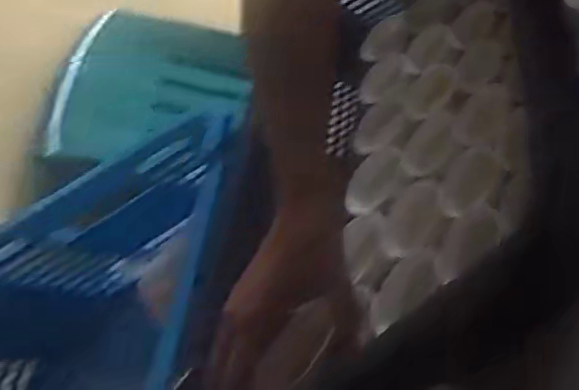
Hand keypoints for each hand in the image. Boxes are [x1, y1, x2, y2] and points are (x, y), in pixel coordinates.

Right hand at [208, 199, 357, 389]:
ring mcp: (233, 305)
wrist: (304, 206)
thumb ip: (345, 318)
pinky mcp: (242, 292)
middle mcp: (231, 321)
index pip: (234, 377)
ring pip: (223, 351)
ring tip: (262, 377)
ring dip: (235, 368)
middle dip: (237, 383)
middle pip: (221, 369)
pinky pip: (230, 334)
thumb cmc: (318, 245)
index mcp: (248, 325)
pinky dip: (240, 348)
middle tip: (267, 385)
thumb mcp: (334, 282)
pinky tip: (263, 349)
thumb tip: (357, 349)